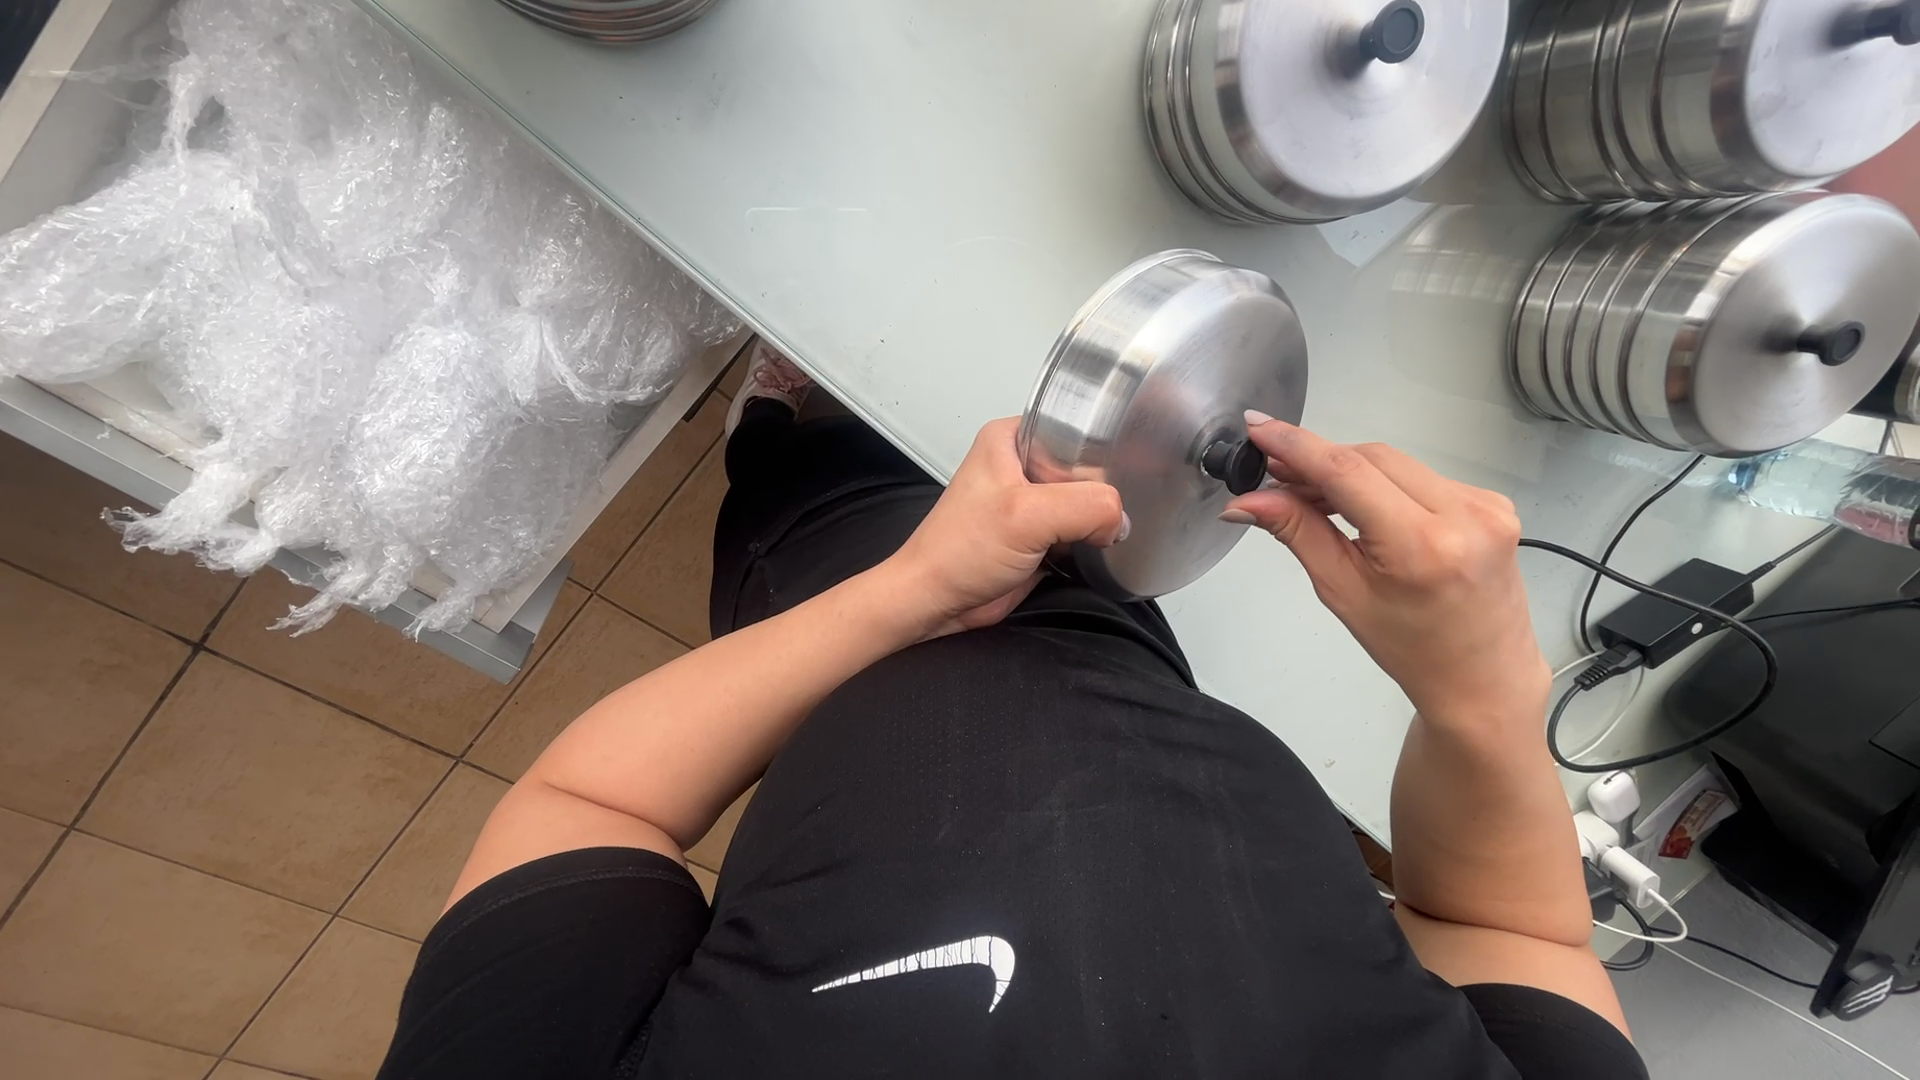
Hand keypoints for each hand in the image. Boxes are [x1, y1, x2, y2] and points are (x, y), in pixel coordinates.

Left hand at [884, 417, 1126, 636]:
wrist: (937, 602)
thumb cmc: (957, 552)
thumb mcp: (1027, 515)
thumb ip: (1086, 506)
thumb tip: (1118, 520)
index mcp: (1011, 439)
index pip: (1076, 432)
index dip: (1100, 456)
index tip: (1119, 480)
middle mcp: (1021, 466)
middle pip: (1086, 469)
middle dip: (1100, 494)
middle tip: (1104, 518)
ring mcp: (1030, 503)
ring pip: (1085, 504)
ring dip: (1095, 523)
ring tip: (1097, 536)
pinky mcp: (1038, 536)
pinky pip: (1079, 533)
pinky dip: (1089, 544)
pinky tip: (1093, 553)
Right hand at [1223, 413, 1548, 723]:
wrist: (1482, 676)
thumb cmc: (1407, 646)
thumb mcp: (1340, 590)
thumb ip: (1297, 532)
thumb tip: (1245, 500)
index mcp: (1423, 546)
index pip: (1347, 473)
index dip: (1296, 445)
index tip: (1257, 427)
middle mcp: (1465, 514)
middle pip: (1370, 459)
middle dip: (1316, 460)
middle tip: (1271, 475)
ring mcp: (1486, 505)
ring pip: (1393, 462)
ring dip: (1344, 470)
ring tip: (1306, 494)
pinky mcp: (1492, 502)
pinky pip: (1418, 475)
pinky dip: (1378, 481)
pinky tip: (1355, 504)